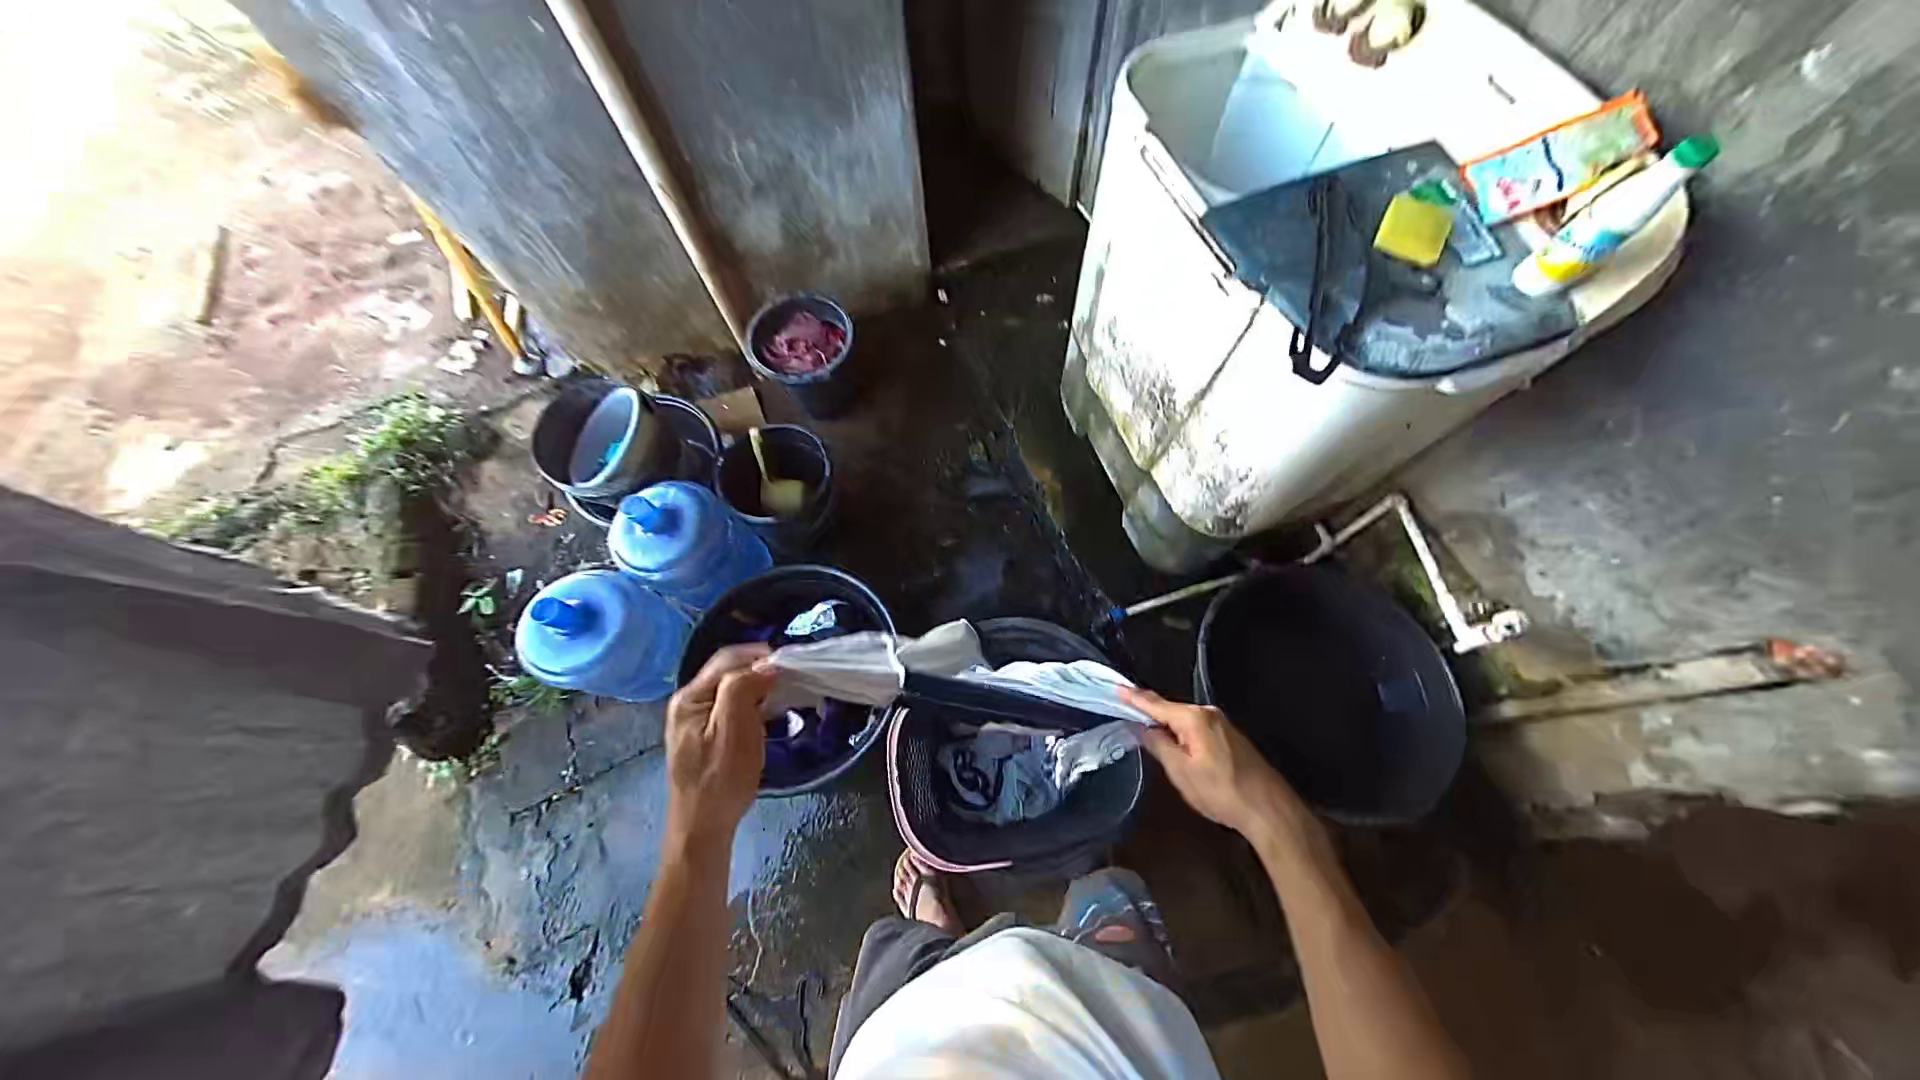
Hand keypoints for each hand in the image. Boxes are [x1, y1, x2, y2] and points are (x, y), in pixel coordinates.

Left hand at [664, 644, 775, 850]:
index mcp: (690, 697)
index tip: (791, 664)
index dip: (760, 655)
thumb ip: (742, 689)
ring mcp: (696, 718)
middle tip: (791, 679)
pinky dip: (753, 702)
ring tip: (784, 693)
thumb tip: (765, 665)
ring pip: (732, 687)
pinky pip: (732, 705)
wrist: (703, 828)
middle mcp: (688, 701)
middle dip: (760, 669)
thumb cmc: (721, 781)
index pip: (728, 658)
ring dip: (759, 685)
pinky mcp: (706, 733)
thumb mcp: (734, 732)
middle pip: (729, 670)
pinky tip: (768, 712)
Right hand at [1123, 687, 1319, 853]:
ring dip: (1166, 726)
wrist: (1270, 810)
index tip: (1115, 689)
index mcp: (1194, 718)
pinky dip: (1181, 733)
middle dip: (1148, 714)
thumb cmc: (1222, 791)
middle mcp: (1208, 713)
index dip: (1134, 698)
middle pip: (1170, 710)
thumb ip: (1158, 745)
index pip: (1155, 703)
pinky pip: (1196, 728)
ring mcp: (1221, 724)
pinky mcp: (1229, 737)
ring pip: (1183, 720)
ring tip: (1144, 733)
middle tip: (1125, 717)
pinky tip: (1174, 745)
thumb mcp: (1181, 771)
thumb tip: (1140, 726)